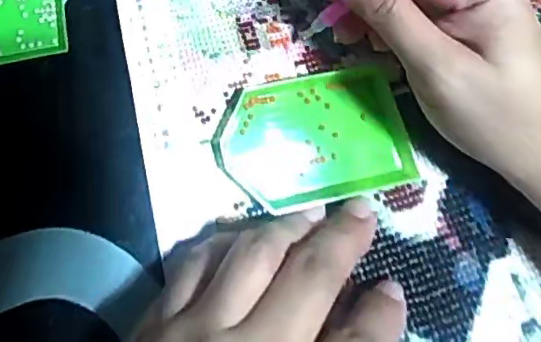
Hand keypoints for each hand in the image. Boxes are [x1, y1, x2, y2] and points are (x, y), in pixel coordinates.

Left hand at [136, 200, 405, 341]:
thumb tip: (372, 319)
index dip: (379, 320)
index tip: (393, 289)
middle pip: (305, 280)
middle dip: (339, 241)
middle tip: (361, 211)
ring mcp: (189, 335)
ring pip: (248, 255)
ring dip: (284, 229)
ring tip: (308, 214)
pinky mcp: (147, 330)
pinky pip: (193, 263)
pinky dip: (223, 243)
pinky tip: (236, 239)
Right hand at [319, 0, 540, 190]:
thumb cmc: (498, 118)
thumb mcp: (435, 65)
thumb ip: (385, 10)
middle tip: (338, 30)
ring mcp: (467, 1)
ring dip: (373, 11)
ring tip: (354, 44)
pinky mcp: (460, 23)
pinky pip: (415, 10)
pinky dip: (390, 26)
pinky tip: (379, 50)